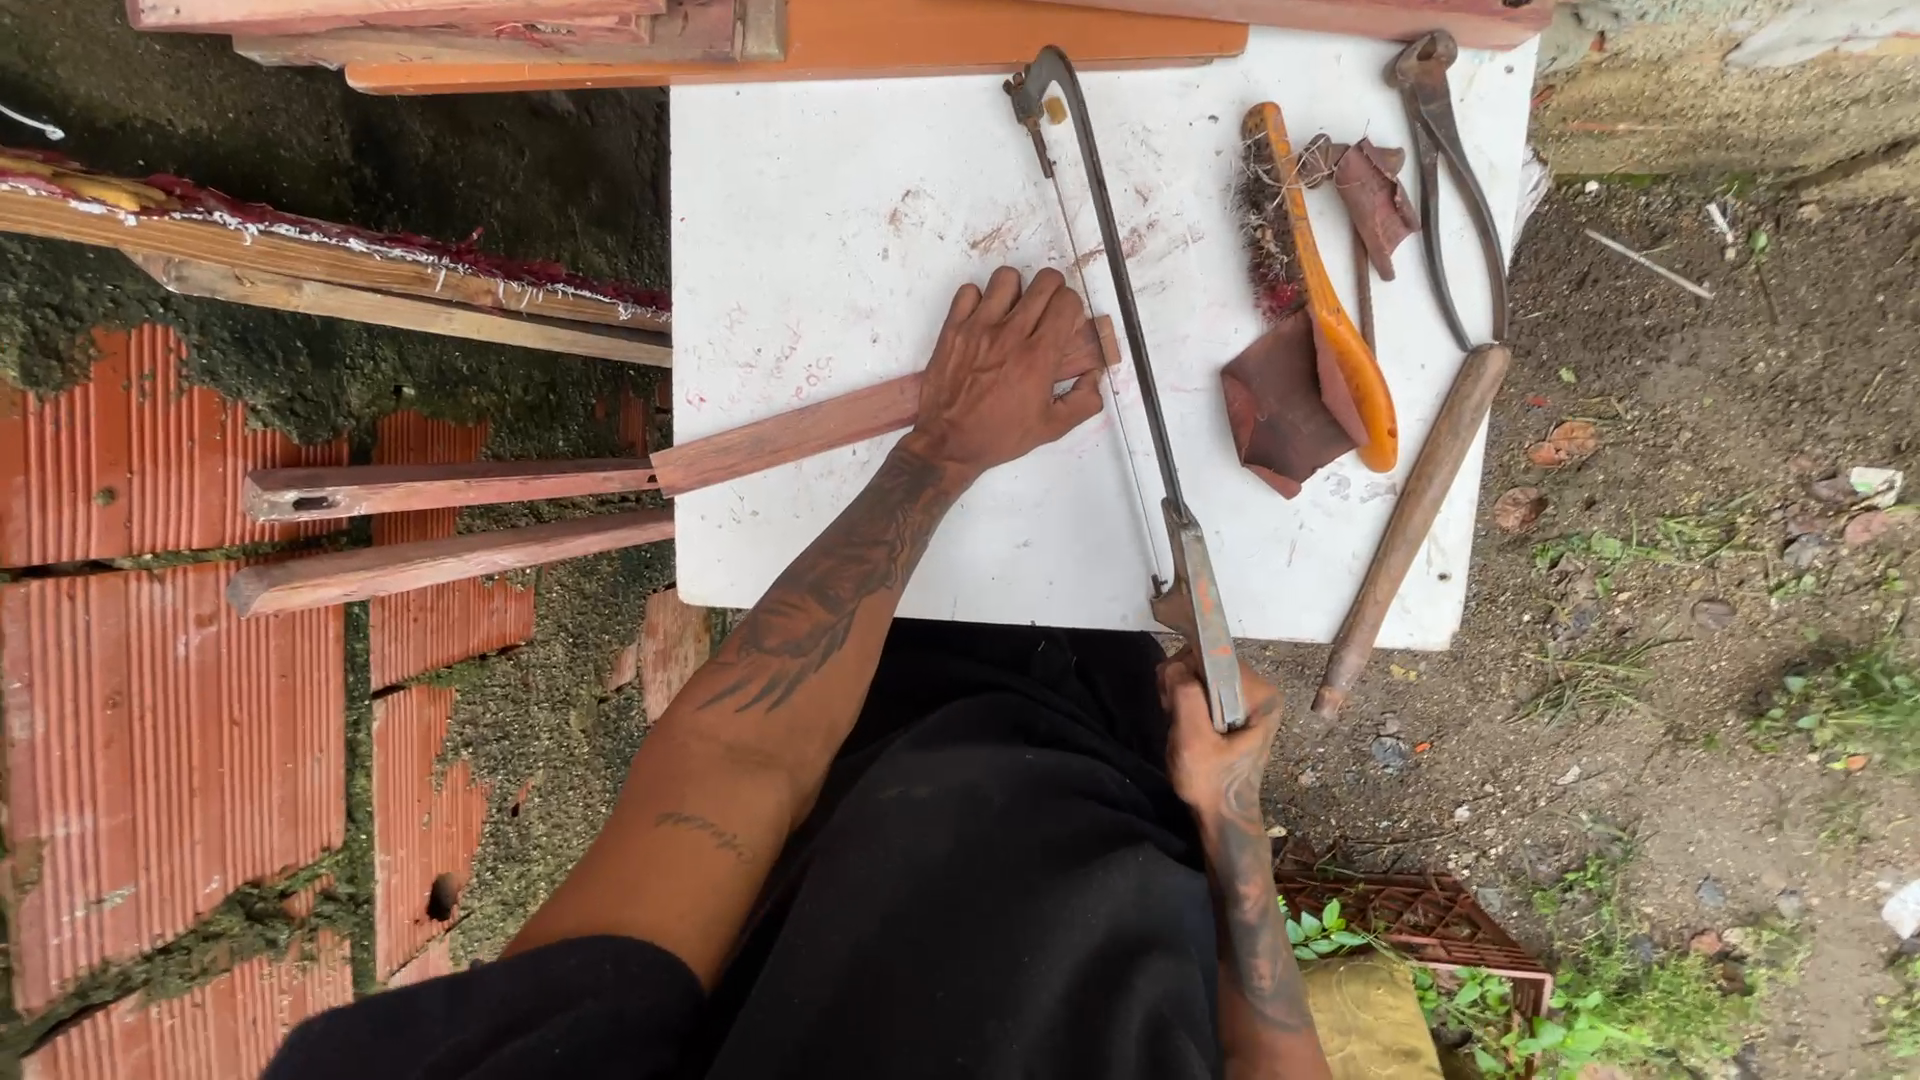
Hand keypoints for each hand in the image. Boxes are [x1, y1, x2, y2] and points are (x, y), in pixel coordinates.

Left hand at [899, 266, 1104, 482]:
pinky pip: (969, 291)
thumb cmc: (999, 436)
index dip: (1072, 309)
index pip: (1067, 302)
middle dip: (1053, 291)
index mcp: (1038, 358)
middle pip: (1044, 282)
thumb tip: (1094, 376)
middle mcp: (1010, 335)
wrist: (948, 443)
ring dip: (1017, 290)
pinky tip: (984, 319)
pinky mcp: (953, 329)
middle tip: (1046, 312)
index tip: (1065, 324)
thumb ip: (1083, 402)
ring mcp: (978, 328)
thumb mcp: (1050, 429)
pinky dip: (979, 299)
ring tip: (1014, 312)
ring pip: (1007, 278)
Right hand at [1160, 651, 1283, 816]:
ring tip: (1180, 724)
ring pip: (1199, 674)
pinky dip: (1186, 701)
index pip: (1212, 657)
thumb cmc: (1210, 782)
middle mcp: (1259, 690)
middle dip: (1181, 684)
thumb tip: (1176, 665)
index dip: (1185, 673)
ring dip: (1180, 695)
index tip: (1174, 703)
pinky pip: (1201, 688)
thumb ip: (1186, 697)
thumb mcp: (1193, 741)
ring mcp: (1247, 699)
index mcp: (1260, 695)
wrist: (1221, 815)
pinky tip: (1185, 724)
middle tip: (1175, 716)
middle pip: (1205, 663)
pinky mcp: (1235, 708)